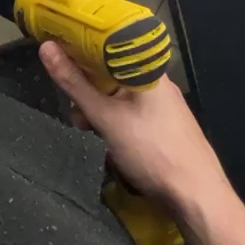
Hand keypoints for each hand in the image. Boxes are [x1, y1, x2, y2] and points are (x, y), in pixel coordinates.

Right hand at [39, 42, 236, 214]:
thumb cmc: (153, 152)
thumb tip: (45, 47)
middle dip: (86, 88)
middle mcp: (155, 82)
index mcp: (146, 70)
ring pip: (117, 95)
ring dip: (97, 109)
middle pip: (109, 71)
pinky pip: (129, 112)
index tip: (55, 54)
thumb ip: (74, 84)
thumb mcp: (105, 118)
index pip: (106, 44)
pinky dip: (112, 121)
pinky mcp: (162, 125)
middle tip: (74, 110)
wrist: (199, 199)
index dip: (79, 47)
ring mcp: (162, 105)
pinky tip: (106, 140)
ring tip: (87, 130)